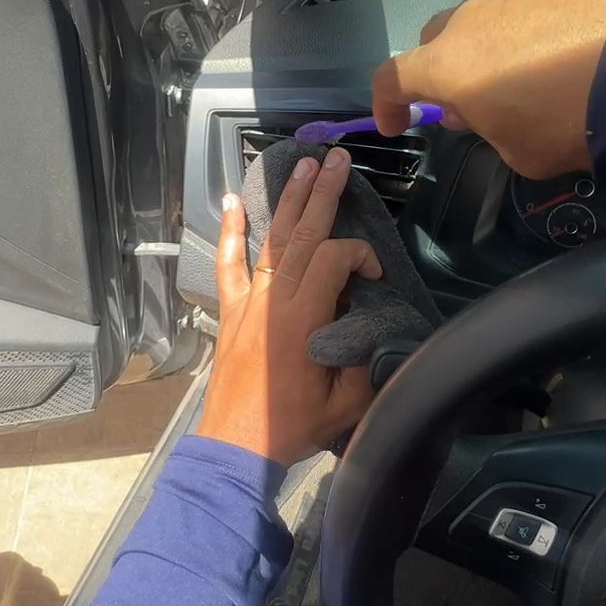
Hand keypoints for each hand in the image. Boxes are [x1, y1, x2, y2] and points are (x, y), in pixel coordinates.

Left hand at [199, 148, 381, 464]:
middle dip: (323, 192)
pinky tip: (233, 201)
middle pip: (304, 233)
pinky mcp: (231, 310)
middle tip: (336, 158)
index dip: (360, 255)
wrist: (235, 446)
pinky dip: (231, 232)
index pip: (335, 260)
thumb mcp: (346, 403)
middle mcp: (275, 298)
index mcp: (304, 317)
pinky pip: (229, 263)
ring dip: (288, 200)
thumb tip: (376, 324)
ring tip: (301, 165)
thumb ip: (366, 359)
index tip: (372, 273)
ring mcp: (249, 301)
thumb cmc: (292, 427)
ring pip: (272, 239)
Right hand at [371, 0, 605, 177]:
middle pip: (432, 44)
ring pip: (476, 27)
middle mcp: (468, 23)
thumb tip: (483, 110)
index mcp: (446, 65)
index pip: (391, 77)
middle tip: (465, 107)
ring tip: (513, 85)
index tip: (398, 125)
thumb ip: (488, 133)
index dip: (387, 104)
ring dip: (479, 56)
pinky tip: (550, 63)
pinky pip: (517, 16)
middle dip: (437, 75)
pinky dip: (518, 41)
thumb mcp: (519, 154)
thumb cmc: (565, 119)